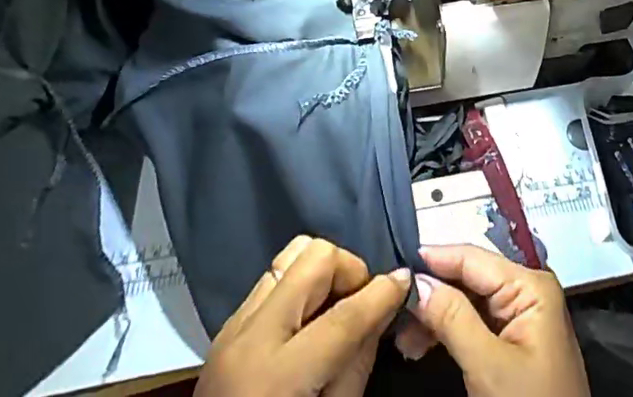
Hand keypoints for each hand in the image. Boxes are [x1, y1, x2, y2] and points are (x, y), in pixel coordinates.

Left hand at [196, 235, 411, 396]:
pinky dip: (301, 285)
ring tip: (335, 304)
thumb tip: (379, 310)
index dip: (381, 293)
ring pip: (291, 254)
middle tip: (362, 301)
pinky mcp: (228, 323)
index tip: (405, 281)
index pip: (343, 316)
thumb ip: (357, 363)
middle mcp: (251, 337)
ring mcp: (234, 325)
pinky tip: (309, 316)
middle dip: (349, 270)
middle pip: (314, 258)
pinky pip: (274, 278)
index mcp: (276, 378)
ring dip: (324, 272)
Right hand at [396, 244, 589, 396]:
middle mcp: (525, 290)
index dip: (433, 259)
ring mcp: (517, 315)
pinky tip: (419, 345)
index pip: (472, 258)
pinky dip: (444, 332)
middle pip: (466, 278)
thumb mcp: (489, 366)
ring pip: (463, 300)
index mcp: (530, 285)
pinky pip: (470, 322)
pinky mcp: (509, 340)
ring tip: (403, 339)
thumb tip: (417, 282)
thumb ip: (453, 318)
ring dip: (432, 317)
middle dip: (430, 294)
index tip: (396, 266)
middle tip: (393, 312)